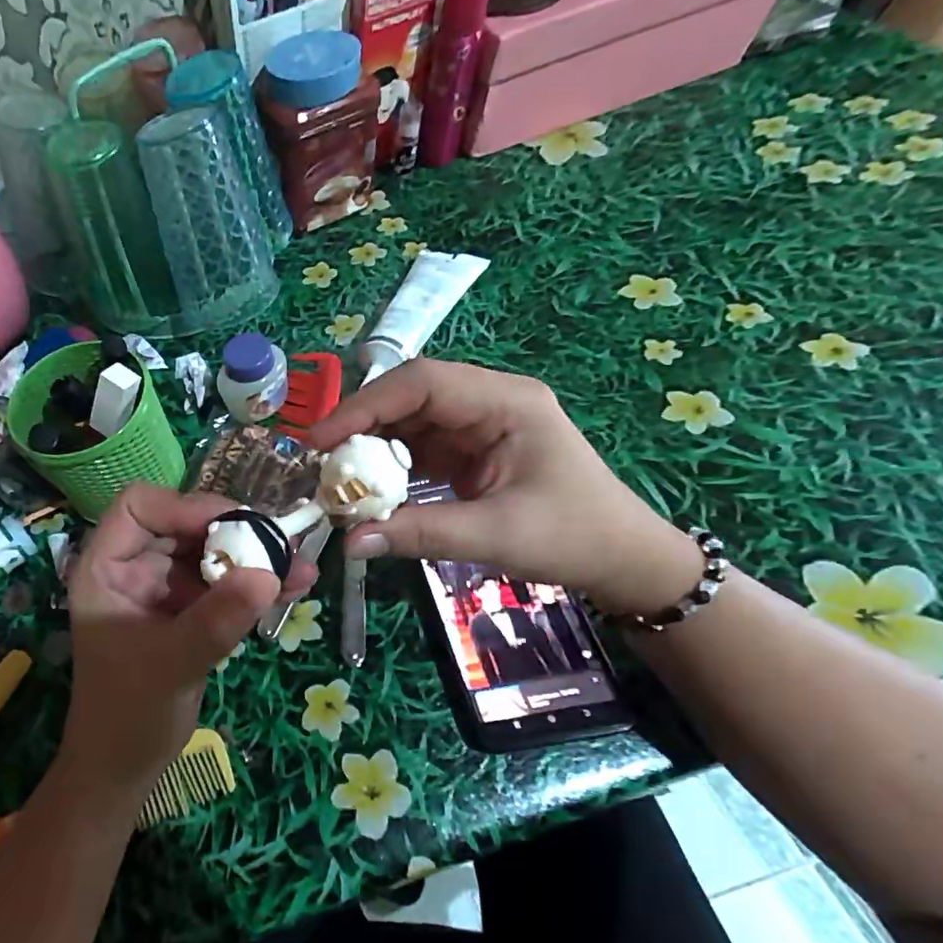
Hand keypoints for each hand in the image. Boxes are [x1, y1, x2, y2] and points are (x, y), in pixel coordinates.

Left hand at [64, 484, 315, 788]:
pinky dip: (254, 582)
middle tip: (280, 540)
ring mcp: (162, 587)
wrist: (125, 764)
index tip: (230, 527)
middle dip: (232, 530)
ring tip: (300, 565)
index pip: (138, 506)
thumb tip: (267, 575)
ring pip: (209, 550)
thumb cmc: (127, 713)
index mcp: (106, 568)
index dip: (183, 507)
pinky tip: (295, 586)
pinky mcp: (187, 609)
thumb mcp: (172, 664)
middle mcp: (133, 567)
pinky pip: (223, 581)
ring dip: (253, 555)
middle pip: (183, 524)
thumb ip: (215, 620)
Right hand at [308, 359, 700, 615]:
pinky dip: (388, 466)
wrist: (622, 559)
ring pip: (407, 421)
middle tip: (320, 462)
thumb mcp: (497, 535)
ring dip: (370, 447)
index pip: (421, 383)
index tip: (321, 440)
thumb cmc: (574, 537)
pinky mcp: (469, 450)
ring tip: (335, 477)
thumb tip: (350, 541)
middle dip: (361, 426)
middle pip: (408, 397)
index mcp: (506, 402)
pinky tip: (367, 488)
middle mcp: (488, 402)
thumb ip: (420, 534)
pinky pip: (416, 447)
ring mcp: (477, 425)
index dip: (365, 406)